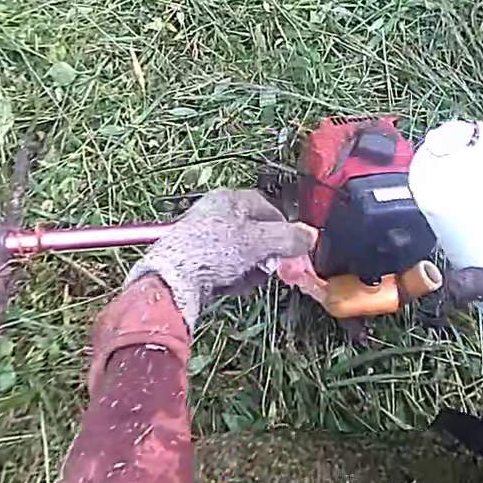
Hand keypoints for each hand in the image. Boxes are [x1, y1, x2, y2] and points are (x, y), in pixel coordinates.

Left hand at [127, 190, 315, 326]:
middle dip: (267, 252)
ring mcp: (204, 235)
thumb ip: (287, 237)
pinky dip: (233, 275)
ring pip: (242, 251)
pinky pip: (226, 265)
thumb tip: (310, 235)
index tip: (296, 247)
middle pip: (256, 230)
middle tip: (270, 266)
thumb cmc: (211, 251)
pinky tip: (230, 283)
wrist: (173, 278)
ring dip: (251, 267)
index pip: (268, 207)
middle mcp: (215, 213)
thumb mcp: (258, 241)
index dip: (285, 228)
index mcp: (229, 199)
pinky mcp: (197, 257)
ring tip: (245, 277)